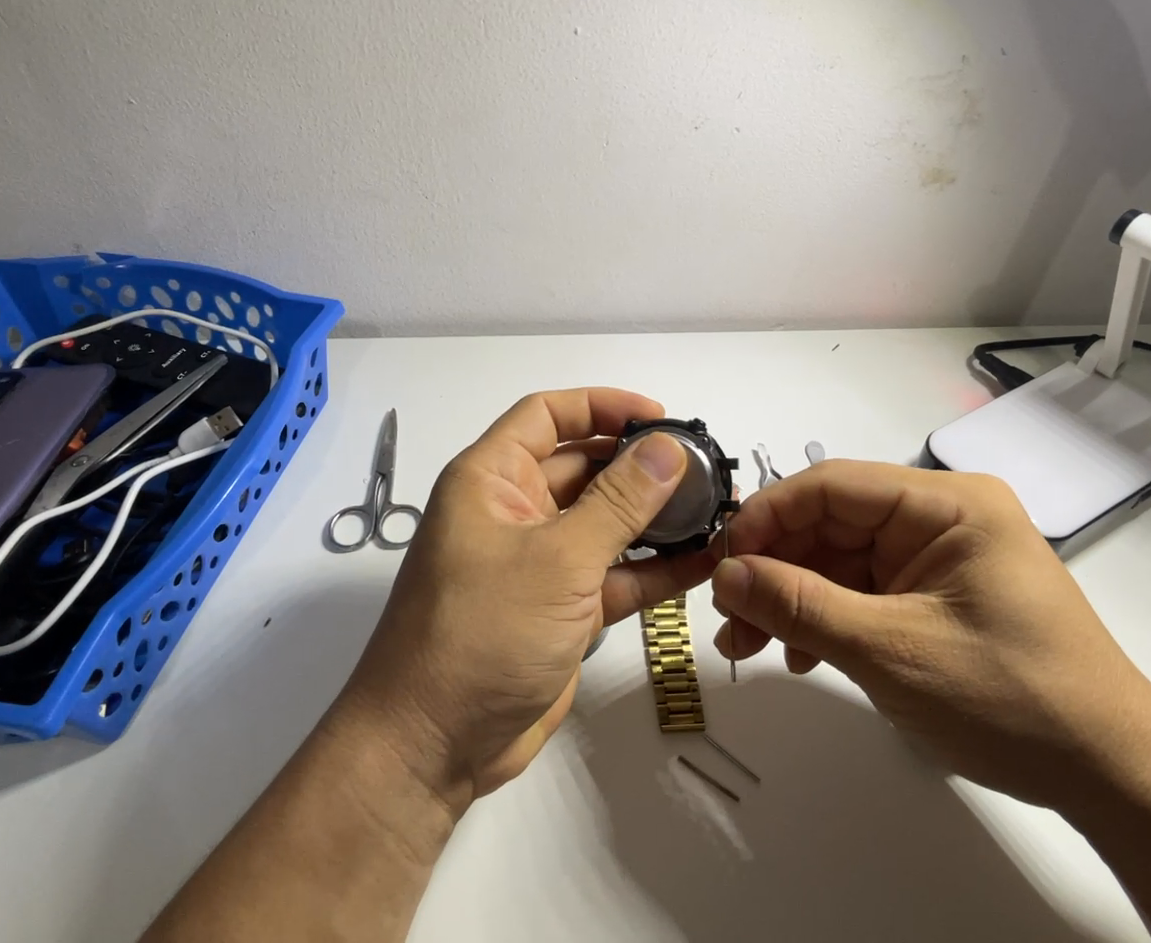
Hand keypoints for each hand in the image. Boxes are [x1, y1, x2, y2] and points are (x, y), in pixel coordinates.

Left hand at [335, 389, 714, 810]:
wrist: (435, 744)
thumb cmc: (482, 633)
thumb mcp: (555, 560)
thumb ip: (617, 503)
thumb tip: (668, 446)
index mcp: (491, 480)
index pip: (546, 416)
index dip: (601, 406)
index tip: (661, 416)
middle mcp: (514, 512)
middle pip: (583, 467)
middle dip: (640, 466)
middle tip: (705, 470)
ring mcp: (539, 565)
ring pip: (604, 524)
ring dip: (654, 519)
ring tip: (716, 511)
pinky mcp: (561, 611)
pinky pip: (614, 575)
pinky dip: (653, 570)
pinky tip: (702, 562)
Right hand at [713, 461, 1150, 807]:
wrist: (1112, 776)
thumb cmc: (1009, 700)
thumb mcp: (890, 651)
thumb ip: (799, 605)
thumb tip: (722, 574)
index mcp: (946, 504)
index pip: (831, 485)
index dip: (767, 518)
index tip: (720, 565)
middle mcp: (941, 518)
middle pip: (830, 525)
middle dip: (774, 571)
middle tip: (728, 620)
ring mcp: (938, 559)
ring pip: (838, 562)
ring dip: (790, 601)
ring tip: (748, 647)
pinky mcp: (936, 598)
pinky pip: (861, 593)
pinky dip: (824, 620)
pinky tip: (800, 656)